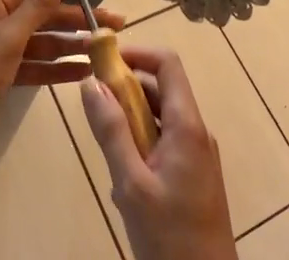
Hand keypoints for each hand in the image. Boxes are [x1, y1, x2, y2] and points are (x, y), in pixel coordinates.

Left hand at [0, 0, 121, 164]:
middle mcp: (2, 20)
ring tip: (106, 50)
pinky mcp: (5, 76)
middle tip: (118, 25)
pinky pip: (39, 66)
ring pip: (47, 40)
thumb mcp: (9, 37)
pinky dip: (59, 68)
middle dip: (81, 17)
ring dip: (74, 43)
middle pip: (48, 13)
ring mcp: (3, 49)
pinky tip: (83, 72)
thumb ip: (38, 4)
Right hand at [80, 46, 234, 259]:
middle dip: (124, 91)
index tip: (100, 59)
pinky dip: (139, 146)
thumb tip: (91, 83)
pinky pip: (162, 142)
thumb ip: (111, 131)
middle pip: (160, 89)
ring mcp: (196, 154)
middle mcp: (196, 131)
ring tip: (108, 156)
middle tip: (93, 111)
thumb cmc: (169, 236)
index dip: (135, 52)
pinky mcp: (192, 175)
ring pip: (159, 118)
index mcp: (187, 126)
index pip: (167, 63)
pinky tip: (125, 181)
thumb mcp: (131, 183)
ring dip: (130, 123)